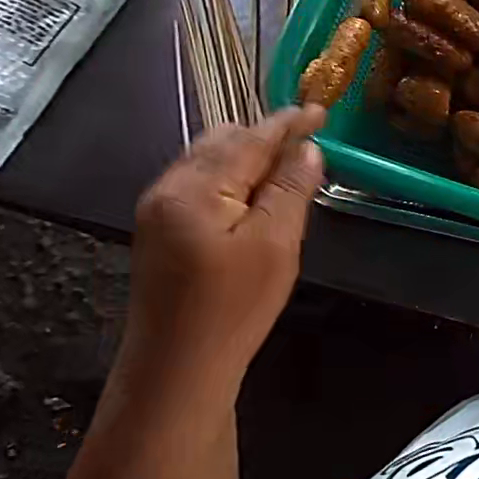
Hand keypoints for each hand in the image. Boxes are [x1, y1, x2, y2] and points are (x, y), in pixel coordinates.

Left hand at [123, 105, 327, 385]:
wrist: (178, 367)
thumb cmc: (234, 306)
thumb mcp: (275, 244)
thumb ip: (290, 190)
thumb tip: (308, 149)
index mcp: (195, 188)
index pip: (249, 139)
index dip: (287, 123)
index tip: (320, 110)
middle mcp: (168, 188)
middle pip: (222, 142)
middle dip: (266, 137)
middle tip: (309, 145)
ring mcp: (159, 210)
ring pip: (210, 161)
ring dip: (250, 157)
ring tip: (290, 169)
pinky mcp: (162, 230)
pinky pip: (202, 184)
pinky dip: (234, 177)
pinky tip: (257, 196)